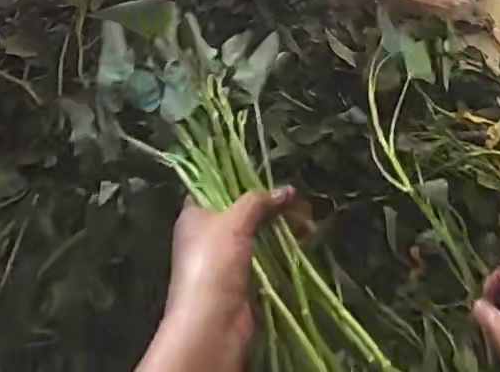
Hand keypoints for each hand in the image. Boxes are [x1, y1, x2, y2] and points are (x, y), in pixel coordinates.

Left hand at [136, 187, 294, 371]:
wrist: (212, 327)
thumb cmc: (213, 264)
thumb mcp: (233, 222)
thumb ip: (256, 203)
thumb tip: (286, 189)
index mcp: (193, 213)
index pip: (213, 185)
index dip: (237, 178)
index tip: (265, 172)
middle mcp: (205, 233)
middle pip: (238, 211)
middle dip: (266, 205)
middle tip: (294, 198)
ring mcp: (223, 259)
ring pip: (253, 234)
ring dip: (276, 227)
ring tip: (305, 218)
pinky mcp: (240, 281)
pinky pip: (261, 257)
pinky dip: (278, 250)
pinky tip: (299, 241)